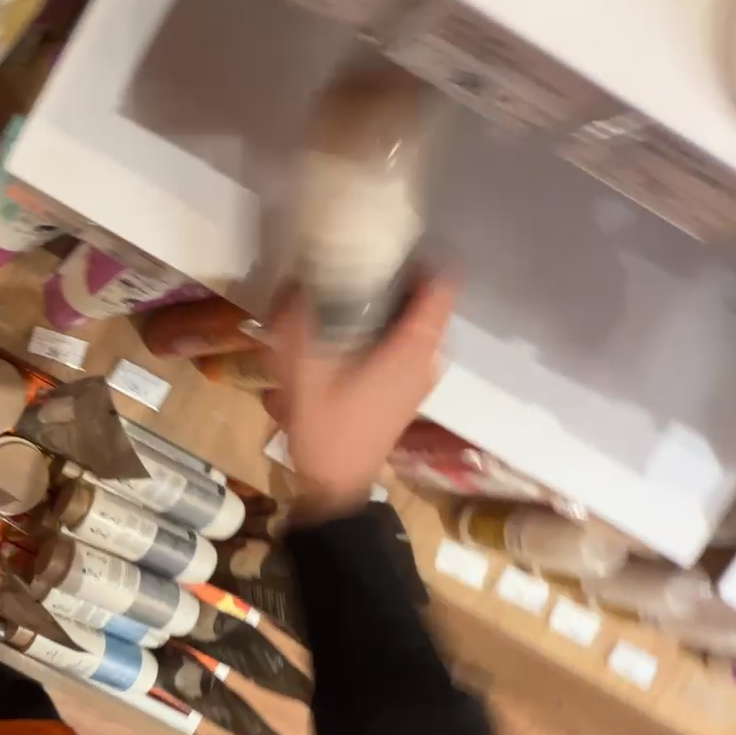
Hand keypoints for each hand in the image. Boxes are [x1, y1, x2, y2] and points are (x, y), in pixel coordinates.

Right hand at [263, 268, 455, 521]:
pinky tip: (336, 350)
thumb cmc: (325, 429)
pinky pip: (398, 349)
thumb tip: (294, 284)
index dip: (419, 259)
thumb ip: (296, 327)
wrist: (337, 484)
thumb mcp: (301, 375)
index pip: (441, 284)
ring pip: (407, 327)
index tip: (383, 250)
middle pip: (420, 304)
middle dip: (386, 286)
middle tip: (345, 278)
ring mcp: (418, 377)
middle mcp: (426, 357)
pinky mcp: (405, 392)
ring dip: (376, 314)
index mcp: (412, 347)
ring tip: (334, 312)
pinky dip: (374, 338)